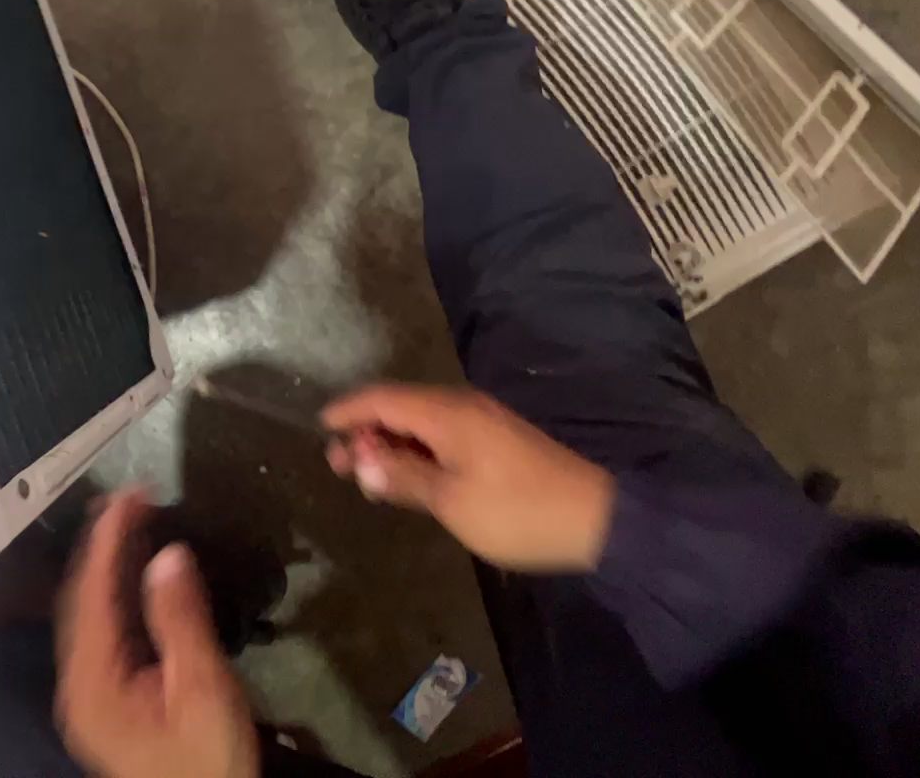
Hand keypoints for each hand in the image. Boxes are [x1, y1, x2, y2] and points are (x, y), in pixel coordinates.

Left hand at [55, 489, 257, 777]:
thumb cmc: (206, 762)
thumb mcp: (203, 692)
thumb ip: (181, 621)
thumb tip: (168, 554)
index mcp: (93, 680)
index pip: (93, 589)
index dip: (108, 536)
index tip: (130, 494)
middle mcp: (78, 680)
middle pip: (81, 594)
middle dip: (102, 540)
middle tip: (132, 498)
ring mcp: (88, 688)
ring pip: (88, 607)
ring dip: (106, 560)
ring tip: (129, 519)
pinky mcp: (104, 692)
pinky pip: (100, 624)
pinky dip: (113, 587)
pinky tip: (132, 570)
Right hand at [323, 384, 615, 571]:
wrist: (597, 520)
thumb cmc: (516, 510)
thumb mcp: (451, 500)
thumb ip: (401, 476)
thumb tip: (360, 462)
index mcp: (446, 413)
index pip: (382, 399)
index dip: (349, 410)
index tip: (322, 424)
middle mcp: (459, 406)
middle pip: (398, 407)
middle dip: (365, 431)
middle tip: (339, 463)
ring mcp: (480, 420)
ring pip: (419, 421)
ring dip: (389, 442)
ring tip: (366, 471)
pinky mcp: (494, 438)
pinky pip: (440, 432)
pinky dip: (415, 447)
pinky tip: (407, 472)